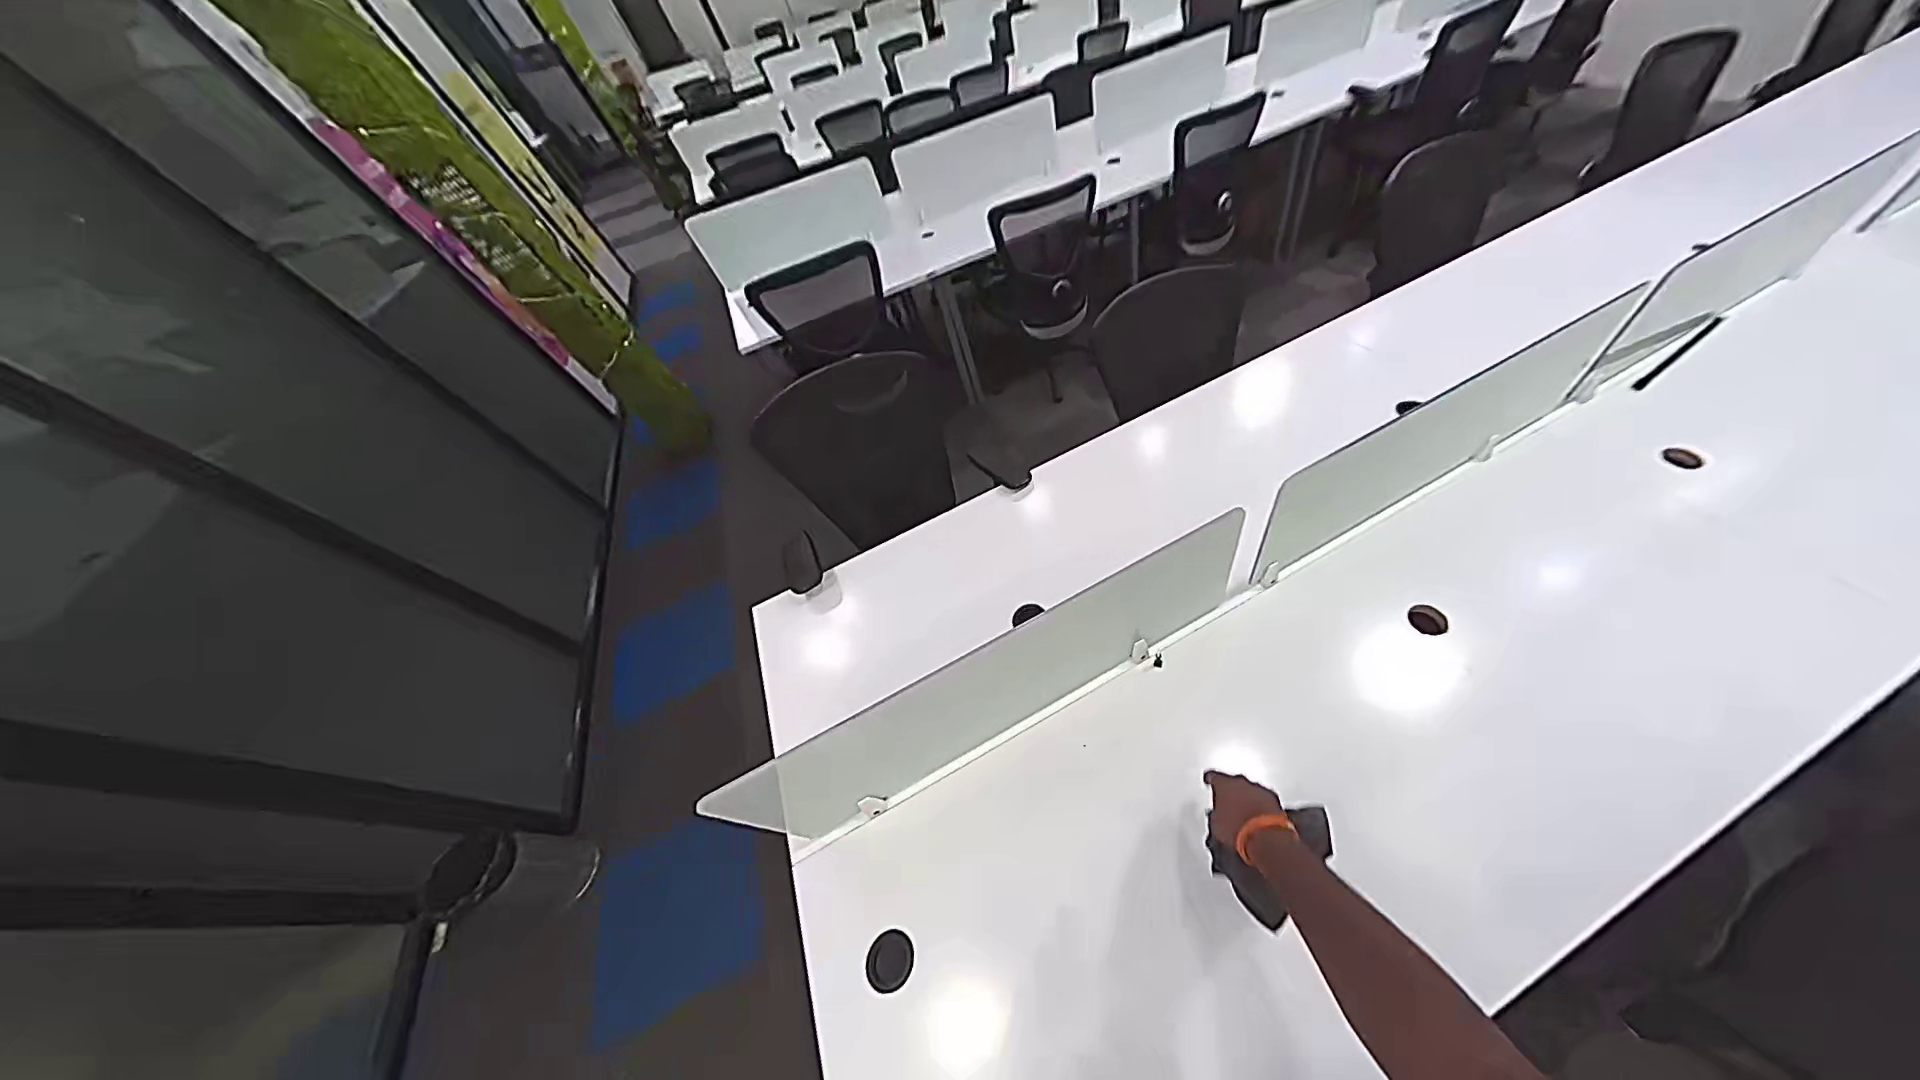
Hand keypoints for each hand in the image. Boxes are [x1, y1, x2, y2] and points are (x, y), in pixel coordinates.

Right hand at [1203, 770, 1284, 846]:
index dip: (1210, 779)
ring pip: (1250, 790)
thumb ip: (1215, 814)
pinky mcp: (1275, 800)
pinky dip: (1261, 806)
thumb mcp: (1216, 824)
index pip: (1212, 776)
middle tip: (1227, 803)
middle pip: (1233, 782)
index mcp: (1223, 783)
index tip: (1209, 780)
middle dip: (1231, 791)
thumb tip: (1216, 816)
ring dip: (1247, 798)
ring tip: (1244, 813)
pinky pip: (1264, 799)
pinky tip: (1258, 817)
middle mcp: (1241, 782)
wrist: (1266, 838)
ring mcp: (1259, 789)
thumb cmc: (1238, 829)